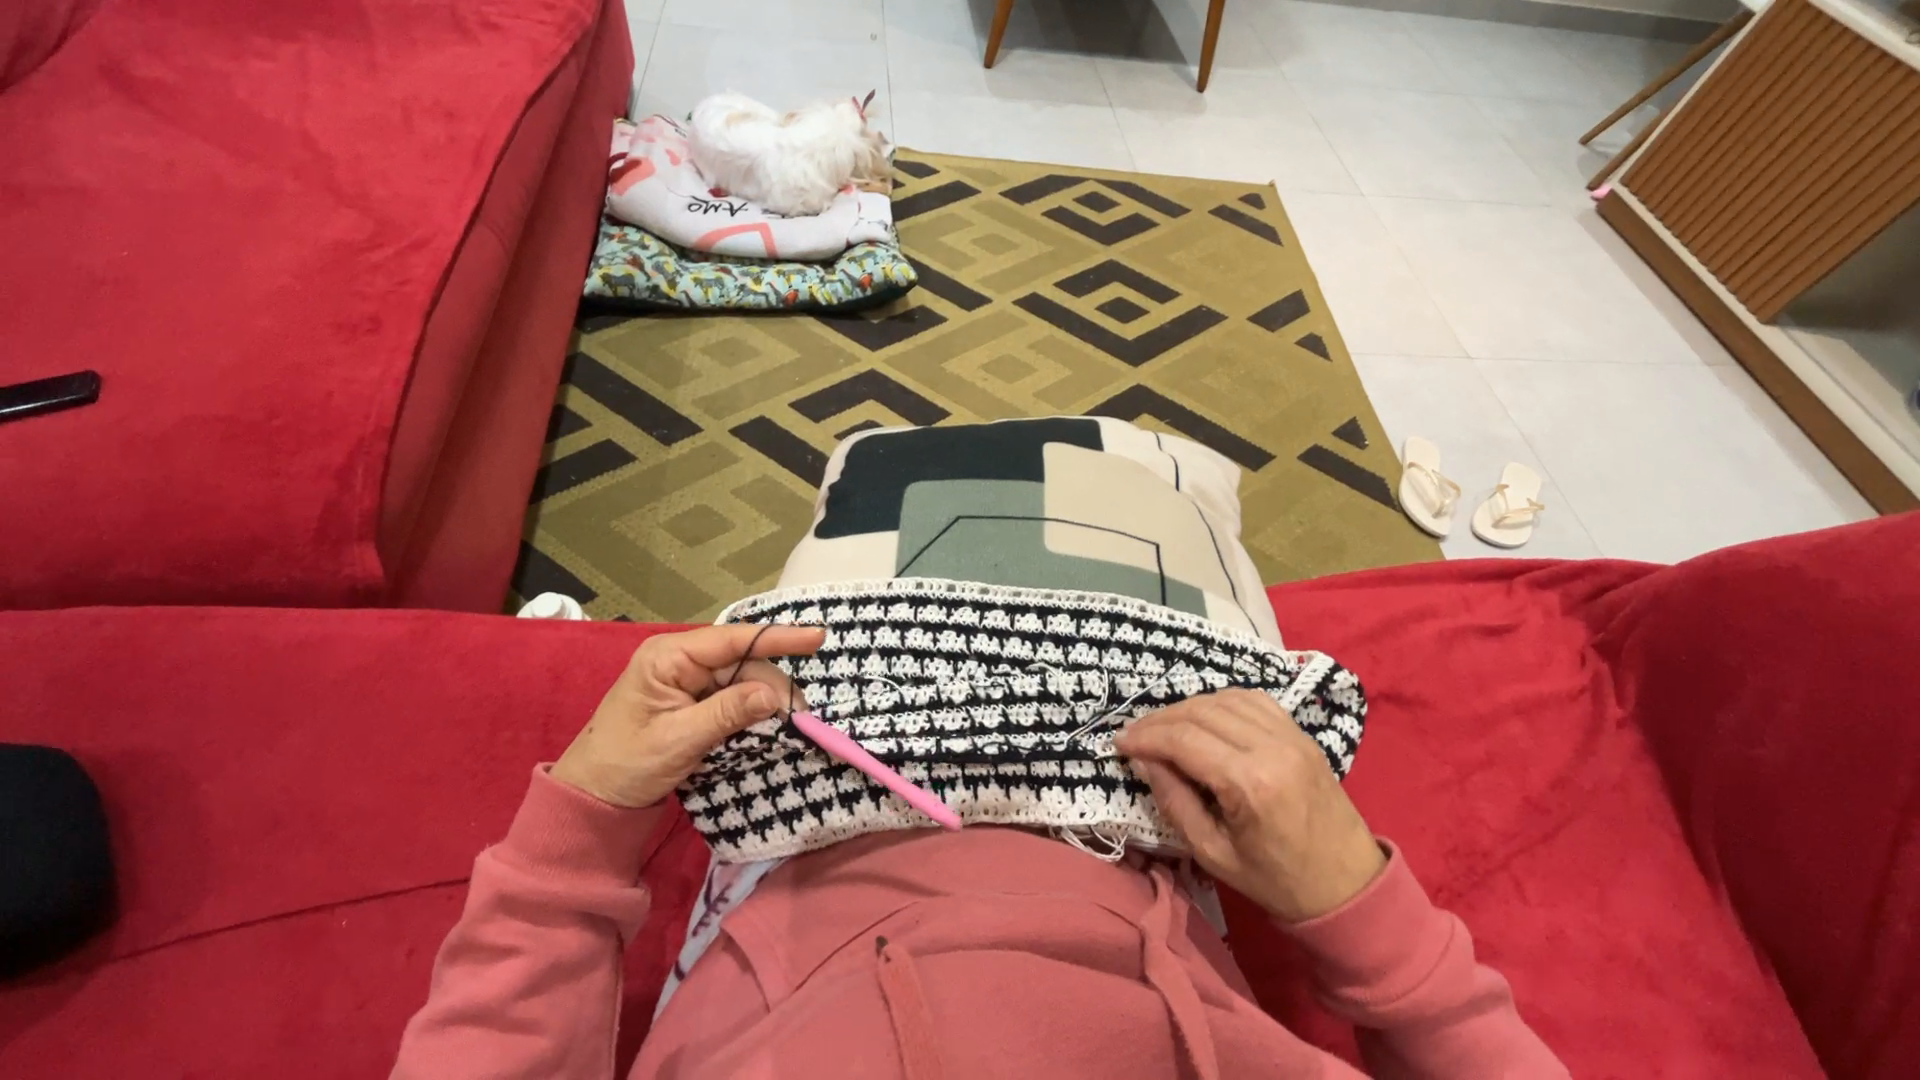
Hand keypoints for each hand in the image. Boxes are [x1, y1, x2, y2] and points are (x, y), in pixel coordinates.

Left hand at [551, 624, 825, 807]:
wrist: (591, 797)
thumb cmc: (625, 765)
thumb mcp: (677, 740)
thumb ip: (726, 713)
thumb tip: (774, 695)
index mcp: (669, 657)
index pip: (732, 640)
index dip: (778, 636)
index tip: (817, 636)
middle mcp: (681, 659)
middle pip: (744, 662)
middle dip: (774, 686)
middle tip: (799, 719)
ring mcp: (688, 679)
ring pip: (744, 679)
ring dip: (766, 701)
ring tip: (789, 726)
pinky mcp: (694, 700)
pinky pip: (734, 696)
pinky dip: (753, 709)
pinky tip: (769, 724)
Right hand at [1114, 689, 1384, 922]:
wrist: (1349, 886)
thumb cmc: (1277, 880)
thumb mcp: (1212, 854)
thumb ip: (1174, 801)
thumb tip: (1145, 760)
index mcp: (1250, 784)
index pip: (1184, 740)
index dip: (1145, 737)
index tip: (1119, 743)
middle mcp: (1271, 748)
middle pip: (1200, 712)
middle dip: (1159, 720)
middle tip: (1135, 736)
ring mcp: (1290, 736)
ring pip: (1224, 699)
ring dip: (1186, 708)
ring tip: (1164, 728)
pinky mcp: (1301, 734)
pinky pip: (1252, 700)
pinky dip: (1220, 702)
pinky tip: (1203, 718)